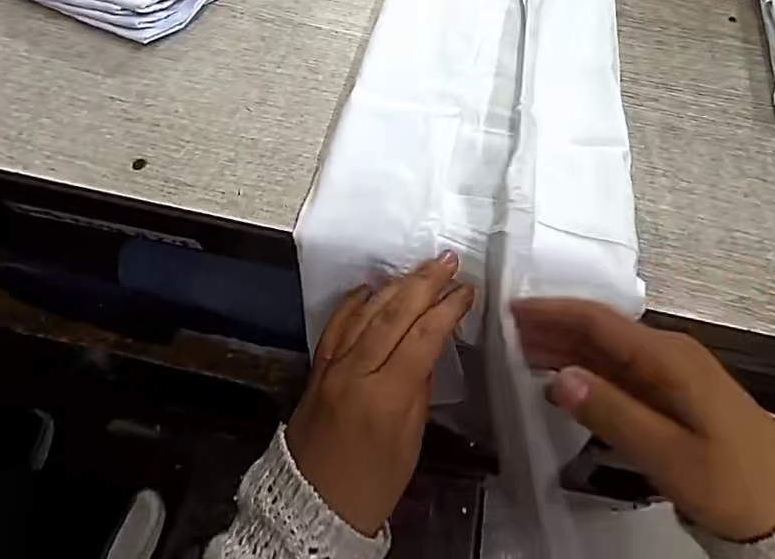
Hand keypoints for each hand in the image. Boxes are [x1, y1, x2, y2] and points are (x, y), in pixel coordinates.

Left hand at [286, 252, 474, 536]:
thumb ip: (421, 386)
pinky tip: (373, 287)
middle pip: (395, 314)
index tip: (467, 291)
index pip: (424, 336)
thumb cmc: (372, 485)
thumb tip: (432, 344)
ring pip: (367, 312)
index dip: (448, 308)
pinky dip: (356, 301)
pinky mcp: (316, 370)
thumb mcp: (411, 440)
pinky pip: (337, 325)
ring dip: (397, 284)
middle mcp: (356, 374)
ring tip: (422, 267)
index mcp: (386, 396)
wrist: (307, 513)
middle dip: (426, 282)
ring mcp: (332, 369)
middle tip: (448, 261)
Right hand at [512, 298, 774, 541]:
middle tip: (510, 330)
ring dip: (568, 346)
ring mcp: (671, 369)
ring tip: (527, 348)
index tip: (518, 309)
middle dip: (555, 327)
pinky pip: (622, 368)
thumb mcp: (669, 454)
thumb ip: (613, 414)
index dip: (555, 312)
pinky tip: (568, 377)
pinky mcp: (672, 388)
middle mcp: (667, 352)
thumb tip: (561, 379)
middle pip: (601, 330)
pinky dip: (589, 368)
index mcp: (666, 357)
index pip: (599, 322)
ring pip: (608, 349)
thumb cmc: (733, 479)